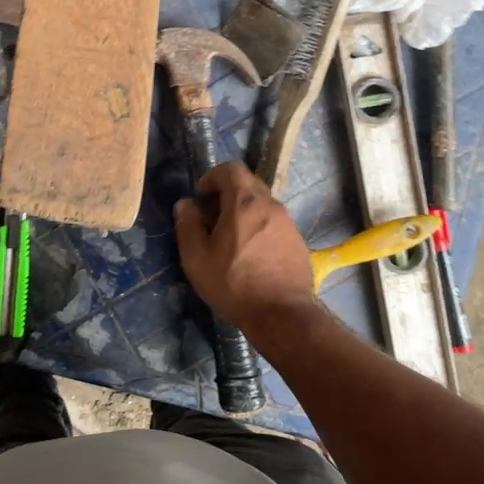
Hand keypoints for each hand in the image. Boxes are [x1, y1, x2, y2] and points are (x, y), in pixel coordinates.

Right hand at [174, 162, 321, 331]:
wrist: (282, 315)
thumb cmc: (233, 283)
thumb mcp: (196, 257)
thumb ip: (187, 225)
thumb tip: (185, 204)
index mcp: (245, 202)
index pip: (231, 169)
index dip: (212, 176)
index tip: (201, 197)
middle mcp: (271, 205)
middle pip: (248, 184)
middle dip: (227, 194)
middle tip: (212, 219)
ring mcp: (288, 223)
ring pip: (262, 205)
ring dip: (243, 213)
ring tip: (230, 240)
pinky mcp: (298, 242)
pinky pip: (274, 224)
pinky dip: (259, 228)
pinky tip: (251, 256)